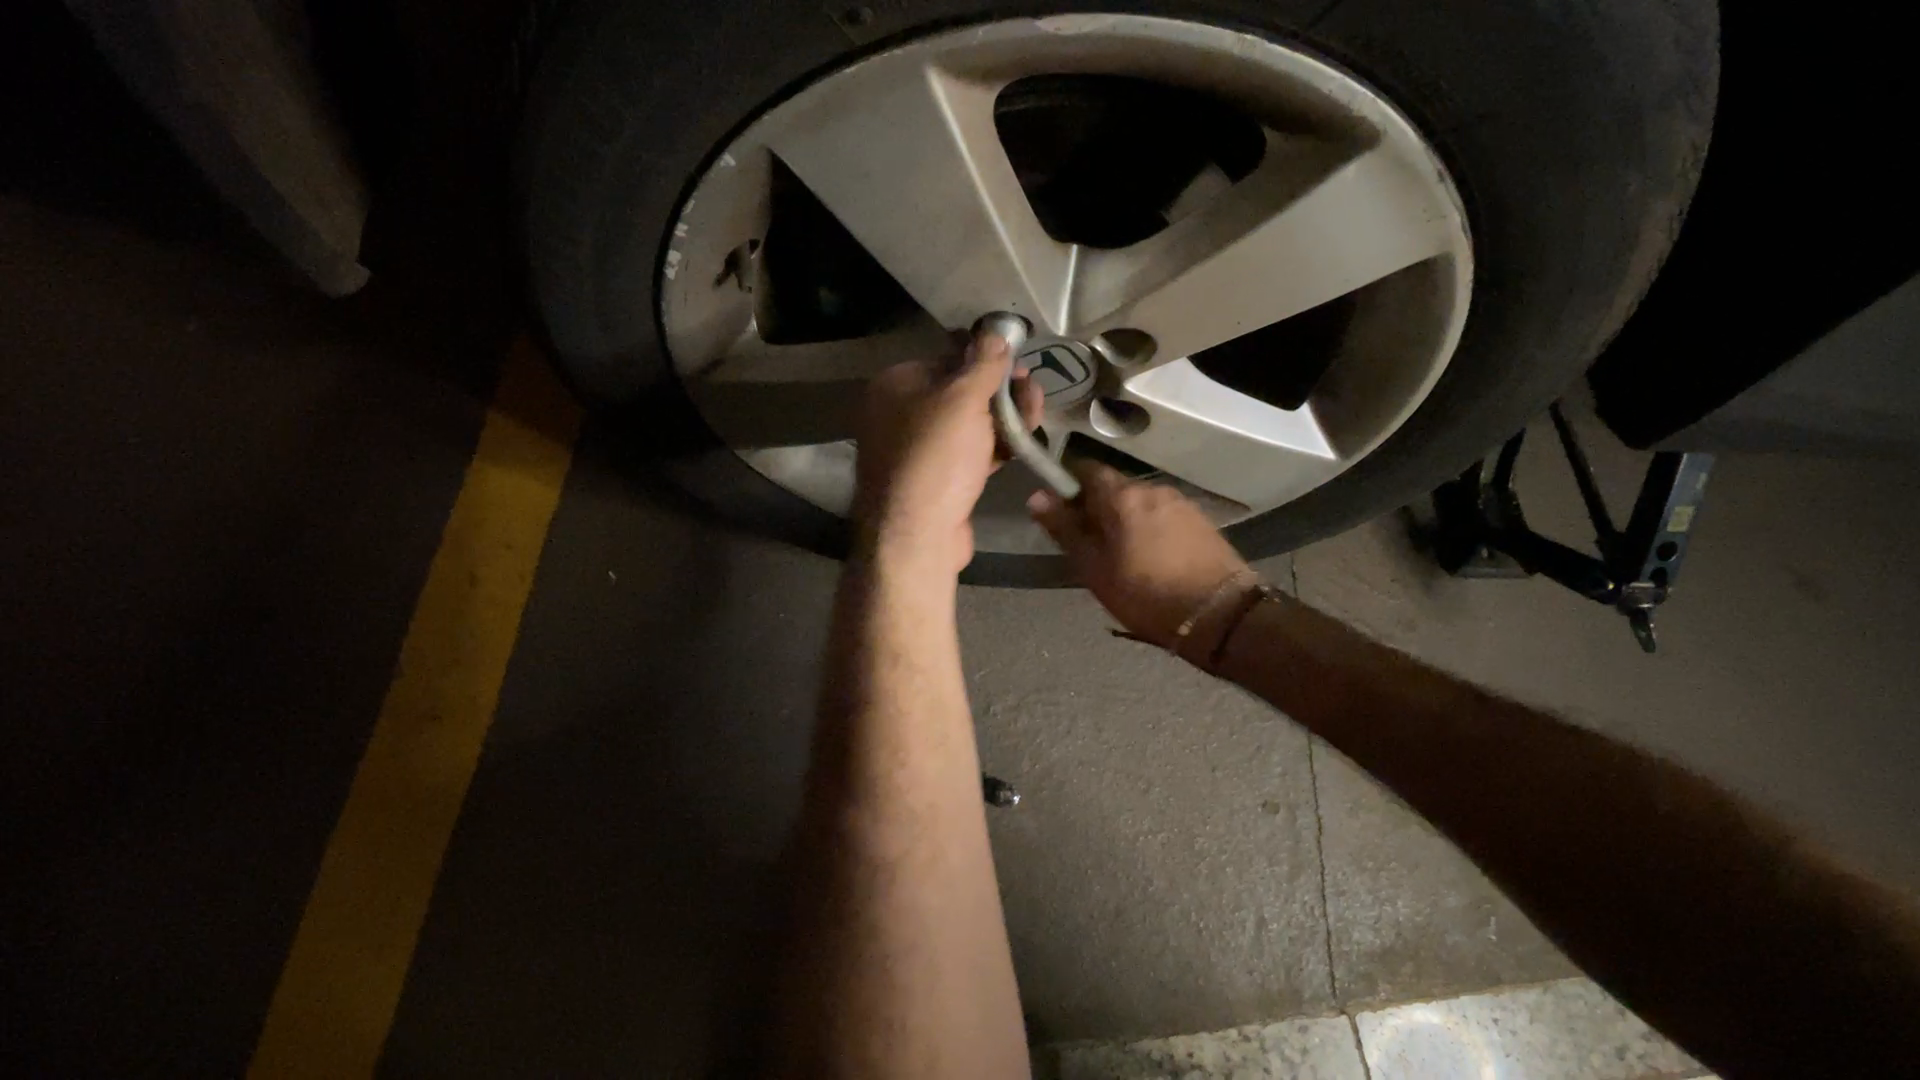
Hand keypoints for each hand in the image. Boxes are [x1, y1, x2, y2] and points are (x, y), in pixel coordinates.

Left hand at [853, 334, 1042, 574]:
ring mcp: (919, 451)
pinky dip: (997, 446)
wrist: (917, 535)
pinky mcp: (937, 480)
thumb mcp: (962, 399)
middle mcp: (900, 414)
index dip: (983, 358)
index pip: (945, 358)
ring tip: (1036, 412)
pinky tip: (1024, 442)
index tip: (1017, 361)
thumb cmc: (936, 456)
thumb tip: (995, 332)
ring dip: (1005, 417)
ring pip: (969, 424)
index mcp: (895, 385)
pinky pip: (971, 453)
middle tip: (1033, 388)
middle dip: (1001, 389)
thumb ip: (983, 363)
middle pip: (959, 392)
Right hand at [1027, 464, 1251, 646]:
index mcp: (1122, 495)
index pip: (1085, 470)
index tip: (1061, 514)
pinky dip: (1151, 529)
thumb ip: (1066, 530)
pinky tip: (1153, 559)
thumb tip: (1037, 497)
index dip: (1068, 487)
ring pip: (1140, 504)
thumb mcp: (1094, 569)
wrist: (1220, 616)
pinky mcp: (1202, 521)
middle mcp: (1153, 488)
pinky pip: (1164, 517)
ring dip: (1126, 521)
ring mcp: (1182, 503)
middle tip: (1090, 546)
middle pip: (1114, 488)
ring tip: (1124, 557)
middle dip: (1098, 509)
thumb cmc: (1146, 595)